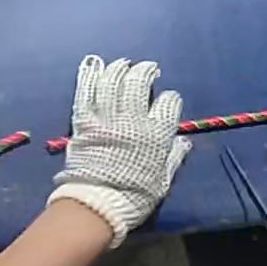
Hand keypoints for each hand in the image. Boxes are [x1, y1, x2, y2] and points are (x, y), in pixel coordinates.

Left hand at [47, 56, 191, 247]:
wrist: (96, 203)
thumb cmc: (133, 196)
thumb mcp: (163, 180)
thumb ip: (174, 157)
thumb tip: (183, 141)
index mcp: (156, 135)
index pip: (169, 104)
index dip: (169, 99)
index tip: (167, 99)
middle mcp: (132, 121)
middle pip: (138, 85)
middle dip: (144, 71)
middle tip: (146, 68)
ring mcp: (105, 119)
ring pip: (112, 83)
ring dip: (118, 69)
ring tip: (122, 64)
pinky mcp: (83, 122)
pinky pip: (85, 93)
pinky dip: (89, 75)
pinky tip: (93, 62)